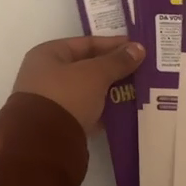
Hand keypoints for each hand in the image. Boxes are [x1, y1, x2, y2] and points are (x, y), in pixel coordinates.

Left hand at [12, 36, 143, 132]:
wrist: (43, 142)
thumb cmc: (66, 96)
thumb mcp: (94, 75)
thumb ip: (116, 61)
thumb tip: (138, 48)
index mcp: (48, 54)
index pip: (85, 43)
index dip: (113, 44)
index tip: (138, 49)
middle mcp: (44, 74)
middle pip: (85, 66)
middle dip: (113, 69)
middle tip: (142, 70)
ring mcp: (49, 99)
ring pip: (86, 90)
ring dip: (109, 90)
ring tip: (138, 91)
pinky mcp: (57, 123)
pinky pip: (84, 110)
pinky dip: (102, 110)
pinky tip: (124, 112)